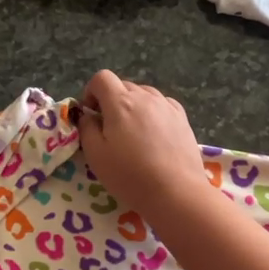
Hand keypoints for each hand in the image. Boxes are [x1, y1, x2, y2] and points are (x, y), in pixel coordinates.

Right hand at [76, 70, 210, 217]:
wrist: (175, 191)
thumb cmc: (129, 175)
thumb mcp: (95, 155)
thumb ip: (86, 128)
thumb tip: (87, 116)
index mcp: (120, 102)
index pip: (101, 78)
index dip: (91, 92)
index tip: (91, 115)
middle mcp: (145, 96)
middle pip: (122, 85)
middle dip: (111, 101)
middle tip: (109, 129)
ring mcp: (166, 105)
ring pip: (143, 94)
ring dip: (132, 106)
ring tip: (133, 133)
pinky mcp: (182, 118)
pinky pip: (161, 104)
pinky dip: (152, 112)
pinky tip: (153, 135)